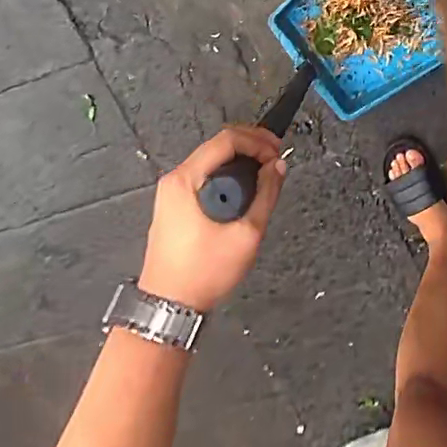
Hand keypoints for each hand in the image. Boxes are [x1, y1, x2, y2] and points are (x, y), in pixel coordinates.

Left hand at [138, 125, 287, 312]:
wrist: (169, 306)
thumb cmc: (200, 275)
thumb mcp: (246, 234)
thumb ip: (266, 195)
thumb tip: (277, 167)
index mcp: (186, 181)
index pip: (227, 140)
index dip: (258, 140)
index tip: (277, 151)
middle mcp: (175, 181)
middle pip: (218, 144)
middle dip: (252, 145)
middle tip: (275, 155)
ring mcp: (173, 192)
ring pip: (213, 158)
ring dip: (242, 158)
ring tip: (266, 169)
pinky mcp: (177, 204)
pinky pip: (206, 174)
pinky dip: (229, 172)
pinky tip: (246, 185)